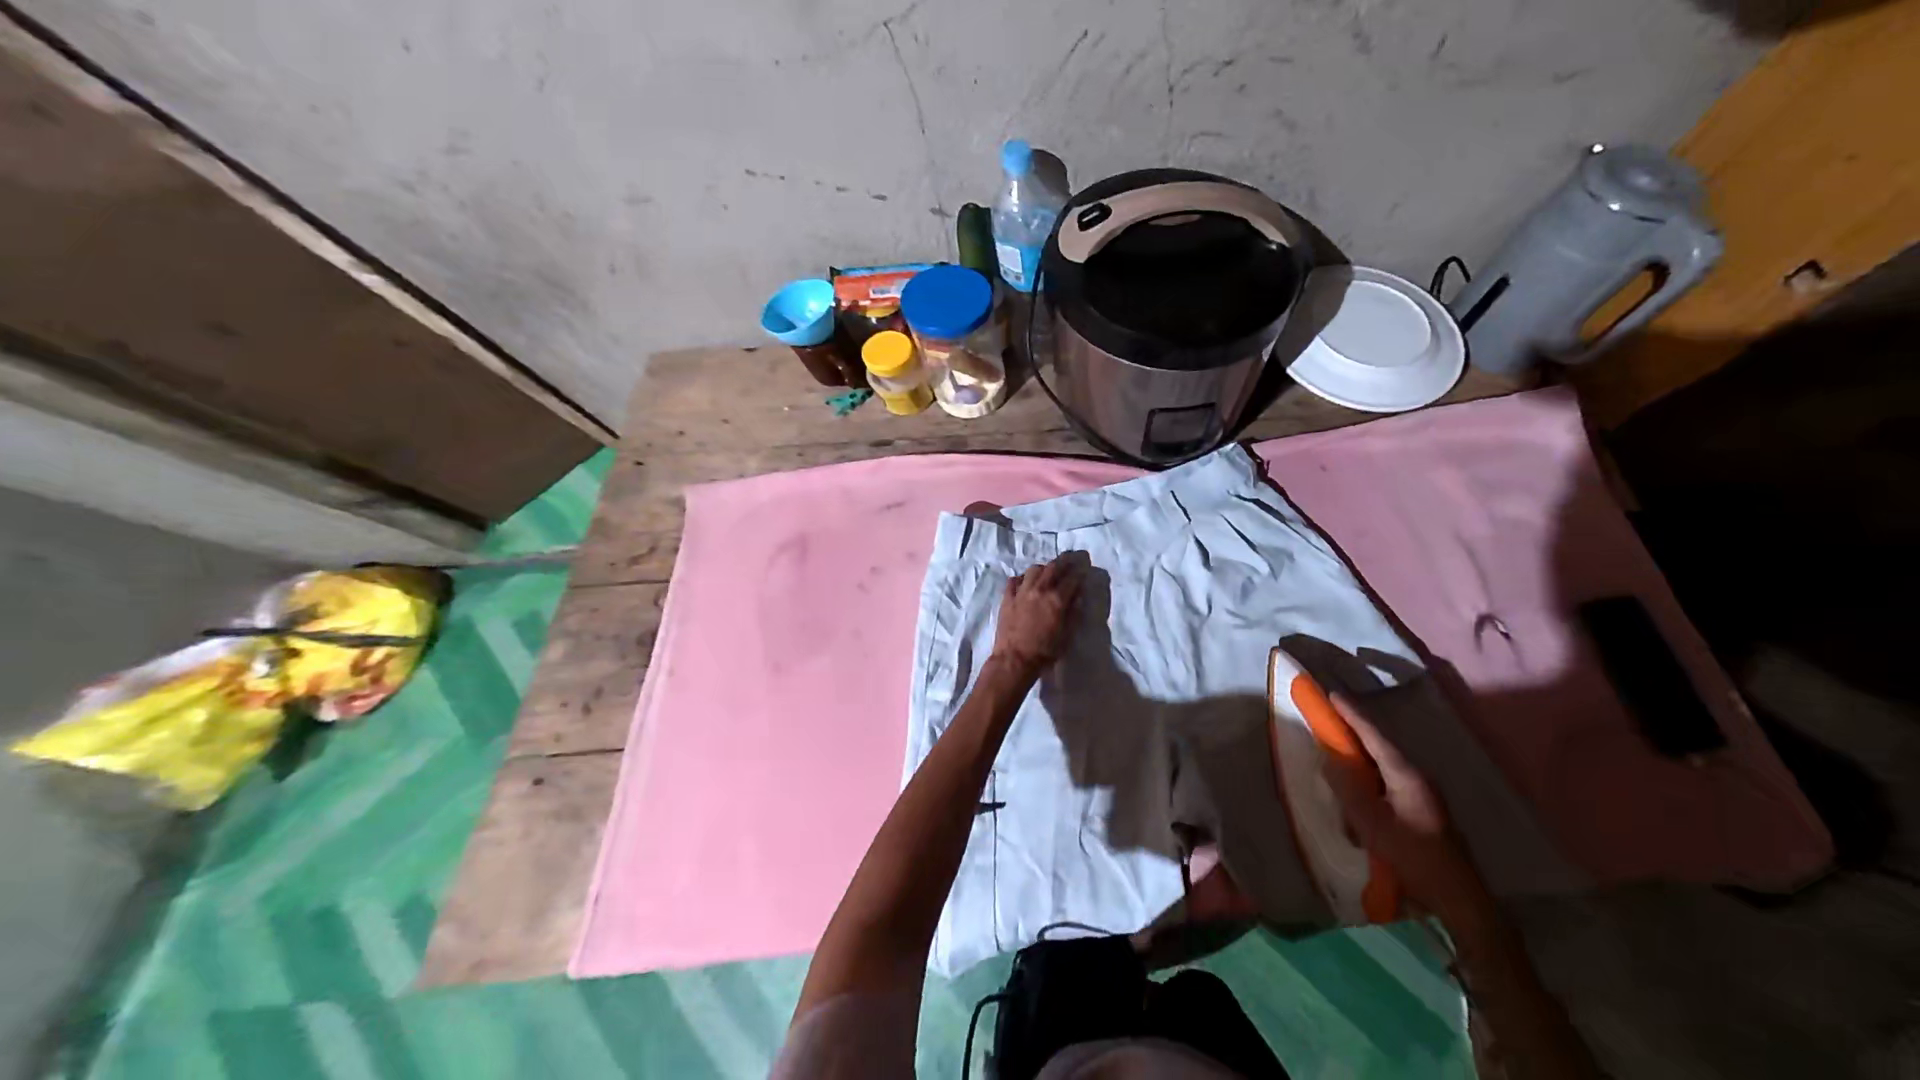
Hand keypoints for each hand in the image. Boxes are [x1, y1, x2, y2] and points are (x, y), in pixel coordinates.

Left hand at [992, 554, 1082, 676]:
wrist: (1014, 660)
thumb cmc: (1045, 651)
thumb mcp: (1067, 635)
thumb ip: (1074, 613)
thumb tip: (1079, 595)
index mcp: (1057, 599)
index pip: (1072, 578)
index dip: (1080, 571)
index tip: (1084, 567)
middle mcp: (1040, 590)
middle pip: (1053, 567)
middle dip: (1064, 561)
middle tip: (1070, 558)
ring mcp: (1021, 592)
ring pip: (1034, 570)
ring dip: (1044, 568)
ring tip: (1048, 572)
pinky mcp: (1007, 598)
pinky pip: (1015, 580)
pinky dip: (1023, 578)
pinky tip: (1026, 583)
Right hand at [1321, 695, 1492, 923]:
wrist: (1458, 898)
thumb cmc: (1413, 857)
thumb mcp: (1371, 823)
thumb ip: (1347, 788)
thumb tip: (1330, 757)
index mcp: (1406, 775)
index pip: (1374, 735)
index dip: (1352, 714)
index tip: (1332, 694)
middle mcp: (1418, 778)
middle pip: (1381, 746)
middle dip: (1355, 731)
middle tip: (1330, 719)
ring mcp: (1423, 795)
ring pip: (1384, 766)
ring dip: (1361, 758)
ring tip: (1339, 754)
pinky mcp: (1422, 811)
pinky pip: (1388, 783)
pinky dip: (1369, 778)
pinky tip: (1358, 793)